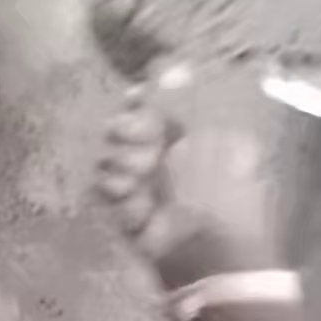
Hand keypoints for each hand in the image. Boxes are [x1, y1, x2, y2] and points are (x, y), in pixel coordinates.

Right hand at [94, 79, 281, 288]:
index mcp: (204, 140)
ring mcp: (148, 186)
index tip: (135, 95)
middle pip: (133, 130)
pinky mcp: (127, 210)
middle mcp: (174, 160)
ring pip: (114, 157)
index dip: (148, 100)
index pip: (167, 110)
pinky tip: (124, 194)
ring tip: (131, 176)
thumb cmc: (216, 195)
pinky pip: (104, 188)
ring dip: (119, 162)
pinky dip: (111, 190)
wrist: (204, 256)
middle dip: (127, 131)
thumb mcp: (206, 141)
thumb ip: (183, 105)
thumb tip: (168, 64)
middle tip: (124, 134)